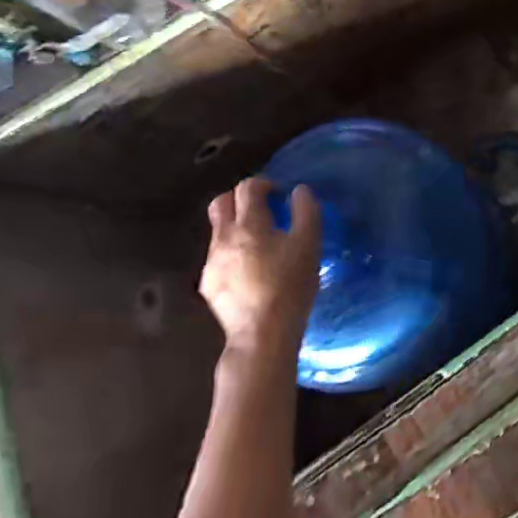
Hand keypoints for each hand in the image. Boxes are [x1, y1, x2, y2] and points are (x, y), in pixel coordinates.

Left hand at [199, 178, 321, 355]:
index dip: (264, 184)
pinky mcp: (208, 284)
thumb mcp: (309, 245)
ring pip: (218, 231)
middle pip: (221, 202)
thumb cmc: (290, 286)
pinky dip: (232, 254)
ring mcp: (212, 262)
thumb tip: (299, 191)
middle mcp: (223, 238)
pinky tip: (249, 272)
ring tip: (259, 244)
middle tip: (261, 209)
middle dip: (239, 198)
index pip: (248, 187)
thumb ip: (306, 211)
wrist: (262, 333)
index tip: (279, 194)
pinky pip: (217, 257)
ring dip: (236, 227)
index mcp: (249, 224)